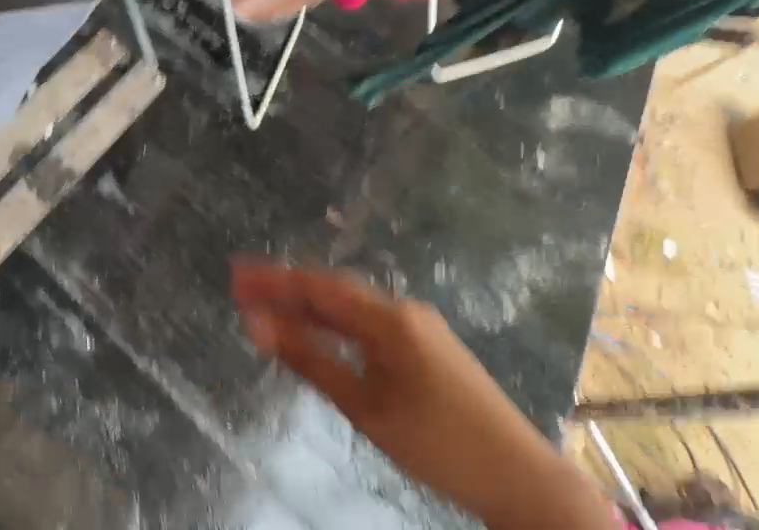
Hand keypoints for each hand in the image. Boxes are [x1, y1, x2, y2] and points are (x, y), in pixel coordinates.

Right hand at [231, 262, 617, 529]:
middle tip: (240, 290)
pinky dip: (332, 325)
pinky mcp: (427, 350)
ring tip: (266, 310)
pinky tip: (314, 334)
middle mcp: (404, 312)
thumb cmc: (438, 442)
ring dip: (306, 308)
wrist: (525, 482)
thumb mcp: (362, 404)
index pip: (315, 286)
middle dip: (284, 290)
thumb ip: (307, 359)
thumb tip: (254, 323)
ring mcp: (419, 330)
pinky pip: (367, 324)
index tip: (233, 276)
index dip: (271, 280)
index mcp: (388, 318)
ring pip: (349, 308)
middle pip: (331, 291)